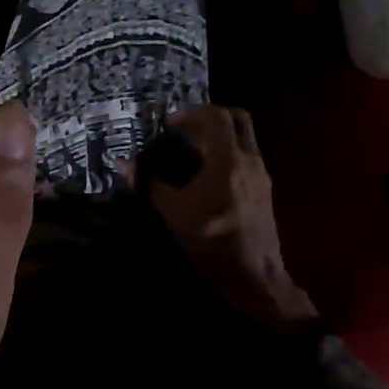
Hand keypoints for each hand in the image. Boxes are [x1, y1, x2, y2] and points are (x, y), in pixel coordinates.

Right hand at [145, 105, 317, 334]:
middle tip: (185, 128)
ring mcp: (261, 173)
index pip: (216, 116)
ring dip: (219, 135)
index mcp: (229, 160)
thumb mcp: (175, 214)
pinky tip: (206, 173)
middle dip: (210, 116)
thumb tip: (124, 164)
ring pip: (244, 137)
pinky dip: (226, 152)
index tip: (169, 124)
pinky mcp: (263, 188)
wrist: (254, 275)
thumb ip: (150, 184)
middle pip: (238, 118)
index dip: (191, 113)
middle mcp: (250, 159)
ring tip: (190, 150)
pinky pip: (246, 155)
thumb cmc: (213, 243)